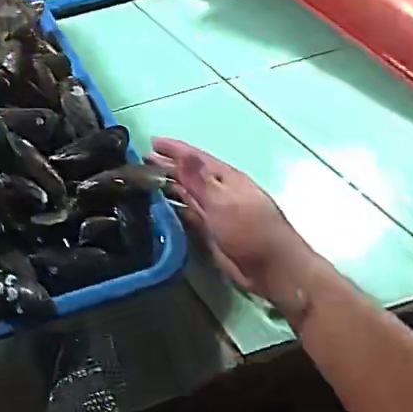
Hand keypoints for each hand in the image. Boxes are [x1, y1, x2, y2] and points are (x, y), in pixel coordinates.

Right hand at [147, 137, 317, 310]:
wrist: (272, 271)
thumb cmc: (252, 232)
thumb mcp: (224, 202)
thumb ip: (200, 179)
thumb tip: (183, 154)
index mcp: (227, 179)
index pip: (196, 158)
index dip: (174, 149)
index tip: (151, 141)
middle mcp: (219, 191)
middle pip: (189, 173)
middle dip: (167, 165)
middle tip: (139, 160)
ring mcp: (214, 210)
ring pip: (185, 192)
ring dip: (166, 184)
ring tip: (142, 179)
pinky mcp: (209, 229)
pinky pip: (184, 211)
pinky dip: (170, 206)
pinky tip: (156, 205)